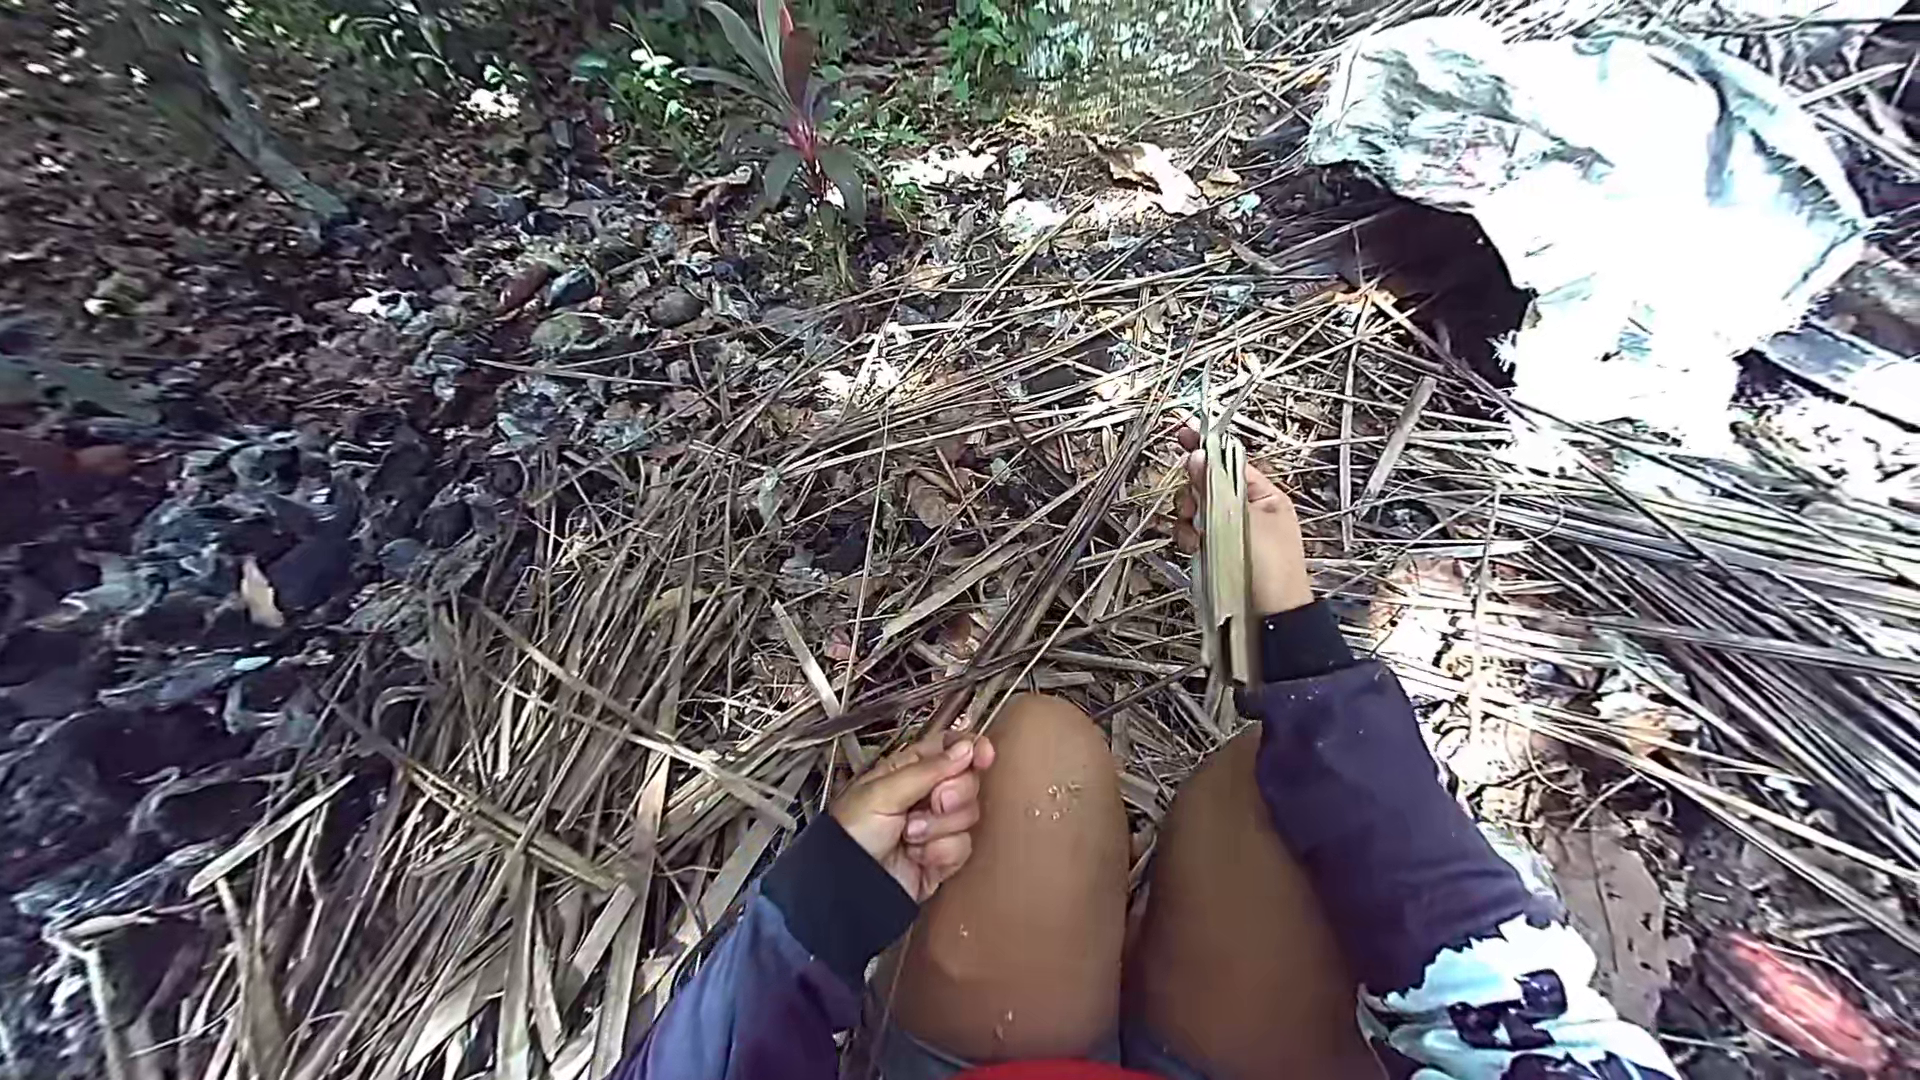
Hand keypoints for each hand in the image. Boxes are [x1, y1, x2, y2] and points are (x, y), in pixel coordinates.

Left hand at [830, 732, 996, 901]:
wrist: (848, 888)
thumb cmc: (851, 832)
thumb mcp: (883, 791)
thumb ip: (928, 769)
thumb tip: (965, 748)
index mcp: (909, 768)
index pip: (950, 747)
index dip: (971, 748)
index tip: (982, 755)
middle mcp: (926, 793)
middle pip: (967, 780)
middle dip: (953, 793)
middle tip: (933, 802)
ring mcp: (936, 825)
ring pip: (969, 814)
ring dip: (940, 827)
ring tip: (911, 835)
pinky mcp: (943, 856)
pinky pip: (964, 846)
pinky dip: (941, 852)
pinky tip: (918, 856)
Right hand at [1173, 425, 1315, 615]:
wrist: (1269, 617)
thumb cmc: (1273, 571)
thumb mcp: (1243, 520)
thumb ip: (1216, 488)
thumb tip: (1198, 457)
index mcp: (1262, 495)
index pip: (1229, 461)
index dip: (1205, 446)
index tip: (1184, 429)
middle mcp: (1244, 510)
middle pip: (1206, 484)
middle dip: (1194, 493)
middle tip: (1193, 505)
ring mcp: (1227, 530)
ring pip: (1194, 509)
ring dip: (1188, 518)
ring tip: (1198, 535)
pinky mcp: (1213, 549)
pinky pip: (1191, 532)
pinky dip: (1188, 537)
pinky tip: (1195, 547)